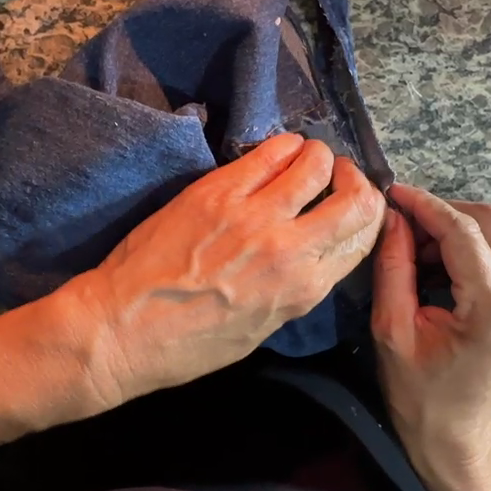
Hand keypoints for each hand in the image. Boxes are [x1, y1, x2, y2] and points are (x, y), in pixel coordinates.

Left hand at [64, 133, 386, 404]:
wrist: (124, 329)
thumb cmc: (188, 344)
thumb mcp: (260, 332)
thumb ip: (294, 292)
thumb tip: (309, 256)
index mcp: (303, 291)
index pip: (363, 237)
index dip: (366, 214)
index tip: (350, 202)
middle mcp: (290, 249)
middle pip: (356, 198)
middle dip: (352, 180)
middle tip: (336, 176)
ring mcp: (255, 214)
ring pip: (315, 162)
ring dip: (316, 156)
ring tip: (302, 160)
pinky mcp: (220, 190)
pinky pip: (271, 150)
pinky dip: (283, 146)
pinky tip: (276, 152)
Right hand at [372, 185, 490, 481]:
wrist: (452, 428)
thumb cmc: (415, 387)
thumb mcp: (390, 327)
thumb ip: (393, 266)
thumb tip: (395, 216)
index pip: (464, 233)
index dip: (427, 205)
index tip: (395, 193)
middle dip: (446, 210)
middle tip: (408, 224)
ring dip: (464, 221)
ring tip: (426, 242)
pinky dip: (479, 237)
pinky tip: (448, 255)